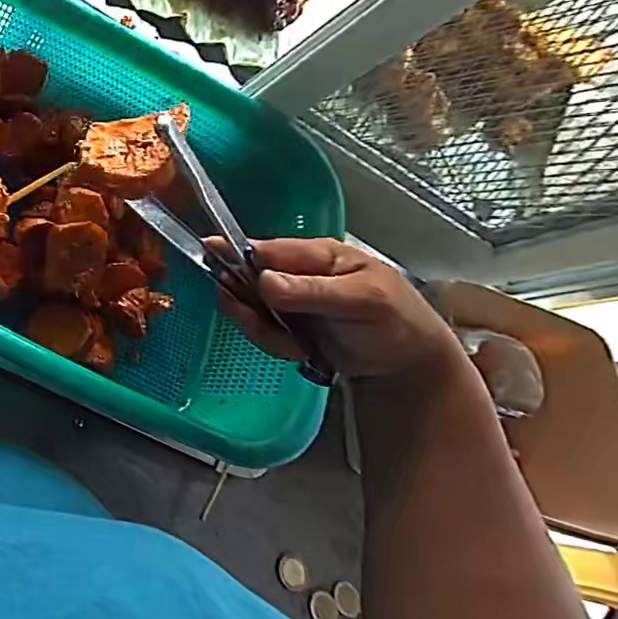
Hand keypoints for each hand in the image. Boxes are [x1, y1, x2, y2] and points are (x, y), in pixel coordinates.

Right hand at [213, 238, 465, 384]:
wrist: (407, 369)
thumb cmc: (395, 323)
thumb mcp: (362, 302)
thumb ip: (311, 291)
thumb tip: (263, 280)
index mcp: (316, 254)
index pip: (266, 250)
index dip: (235, 252)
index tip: (210, 254)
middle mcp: (295, 273)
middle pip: (247, 279)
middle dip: (251, 308)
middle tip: (272, 331)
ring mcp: (288, 301)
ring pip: (250, 309)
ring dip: (265, 331)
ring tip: (296, 347)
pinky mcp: (285, 326)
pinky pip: (261, 331)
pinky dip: (275, 345)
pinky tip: (301, 353)